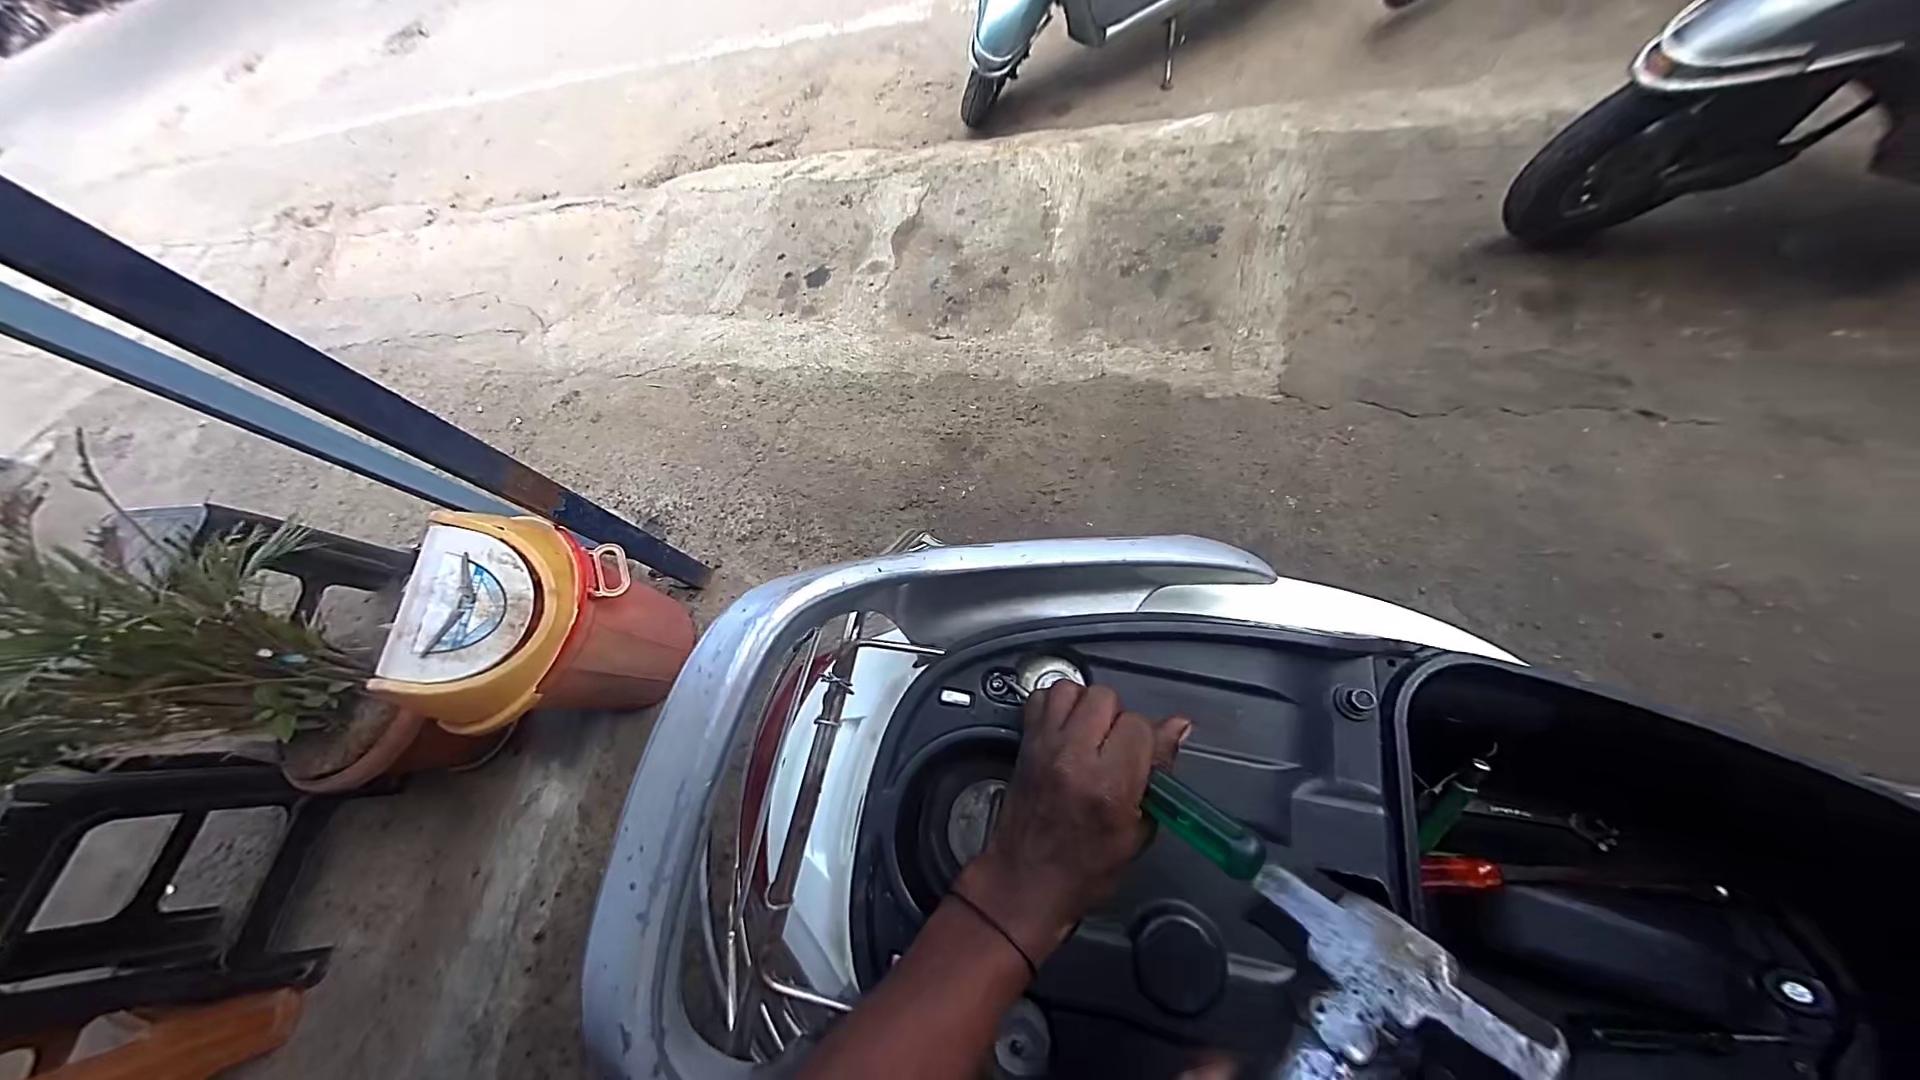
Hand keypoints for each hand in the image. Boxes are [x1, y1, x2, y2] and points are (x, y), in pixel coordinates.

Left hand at [954, 682, 1190, 966]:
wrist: (1025, 879)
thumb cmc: (1084, 868)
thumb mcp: (1138, 832)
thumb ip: (1158, 774)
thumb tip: (1178, 728)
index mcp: (1107, 785)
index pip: (1139, 725)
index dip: (1148, 738)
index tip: (1145, 756)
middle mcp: (1072, 756)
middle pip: (1105, 698)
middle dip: (1118, 718)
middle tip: (1117, 747)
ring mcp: (1044, 744)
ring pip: (1071, 689)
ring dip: (1086, 705)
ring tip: (1091, 733)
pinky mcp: (1025, 741)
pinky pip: (1041, 698)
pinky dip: (1056, 705)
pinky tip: (1066, 728)